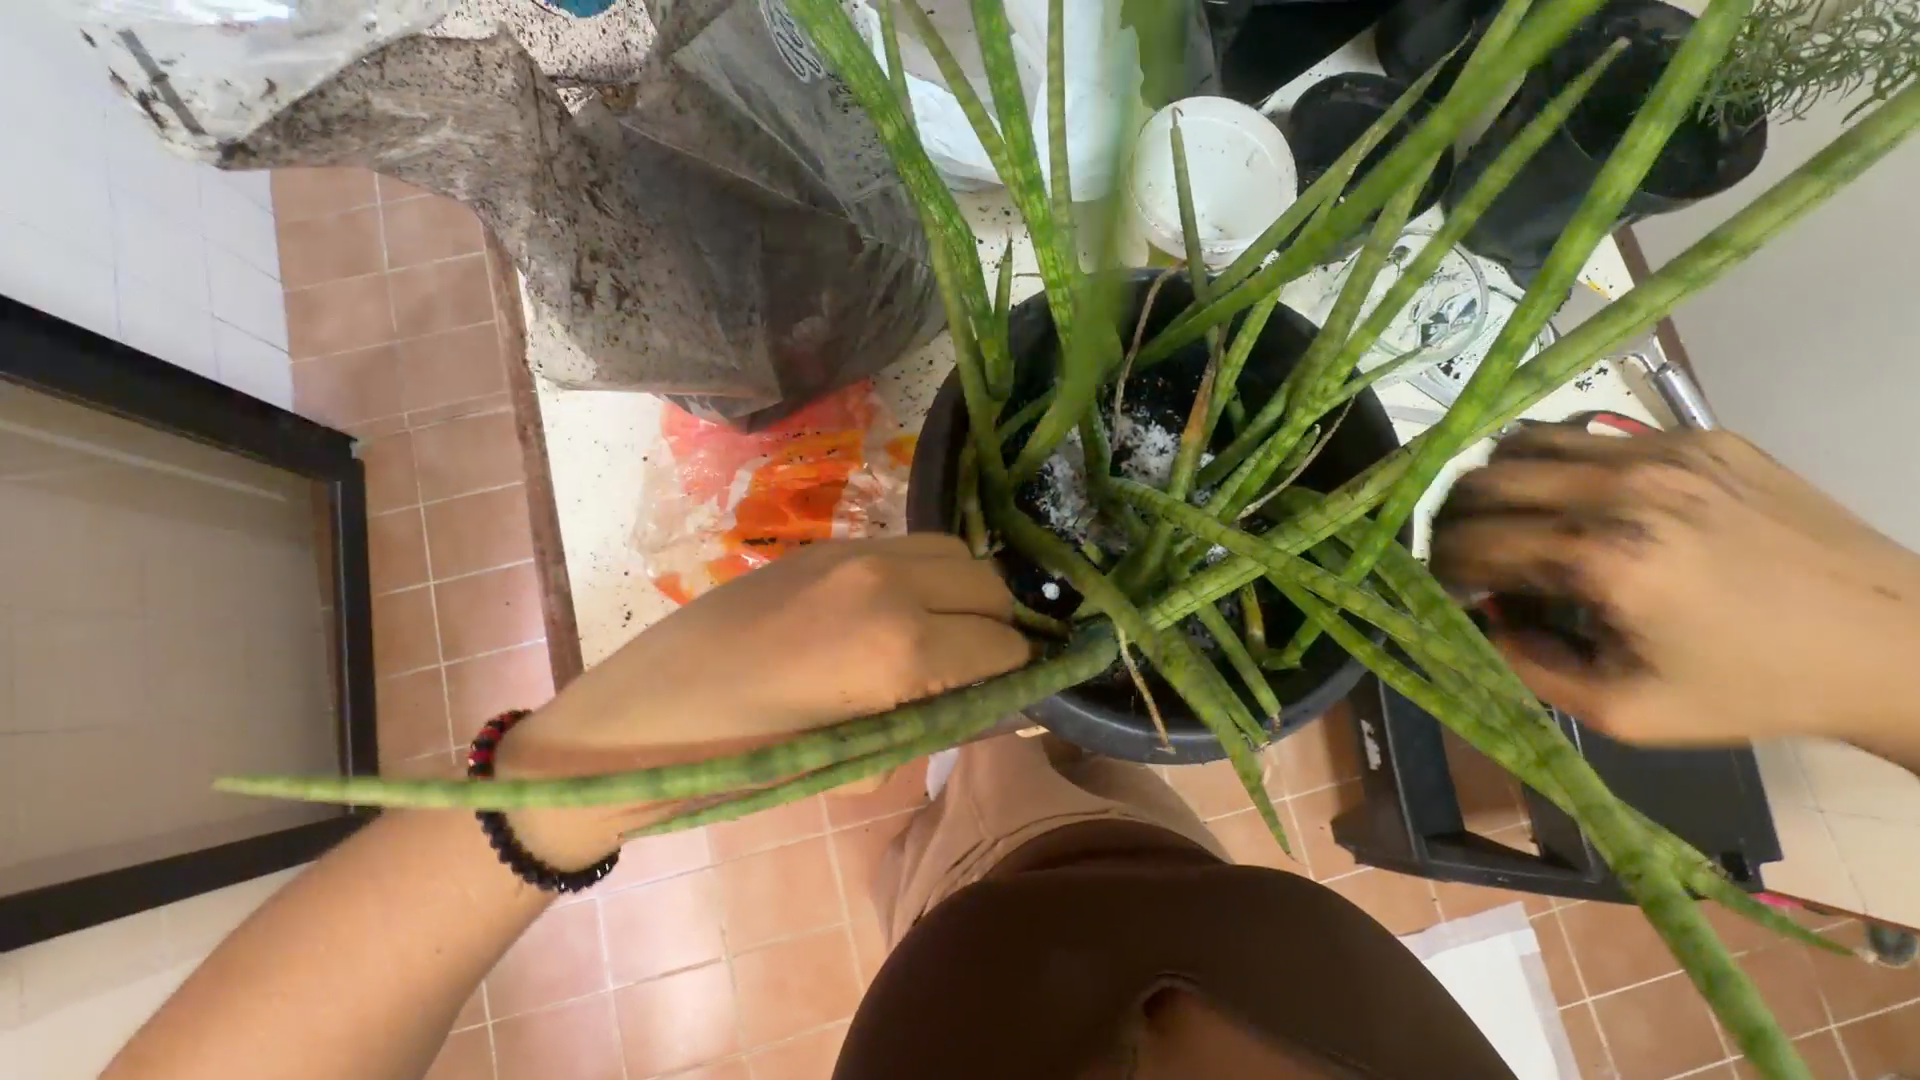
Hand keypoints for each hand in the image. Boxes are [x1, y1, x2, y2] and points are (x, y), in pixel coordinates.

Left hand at [496, 536, 1030, 865]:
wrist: (641, 718)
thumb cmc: (744, 764)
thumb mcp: (853, 764)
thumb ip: (928, 725)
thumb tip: (976, 701)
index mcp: (899, 647)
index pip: (1003, 645)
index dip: (1016, 674)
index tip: (1006, 693)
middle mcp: (887, 582)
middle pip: (988, 584)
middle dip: (996, 625)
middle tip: (976, 664)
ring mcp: (851, 553)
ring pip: (951, 551)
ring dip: (962, 591)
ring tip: (939, 631)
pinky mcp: (821, 545)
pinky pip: (901, 547)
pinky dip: (919, 576)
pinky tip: (888, 612)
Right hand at [1429, 426, 1919, 752]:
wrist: (1898, 643)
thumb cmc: (1752, 688)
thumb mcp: (1623, 712)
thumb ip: (1525, 666)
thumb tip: (1479, 616)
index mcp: (1605, 560)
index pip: (1469, 544)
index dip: (1439, 570)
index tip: (1447, 591)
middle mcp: (1624, 490)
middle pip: (1480, 482)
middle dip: (1453, 523)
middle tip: (1465, 557)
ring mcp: (1665, 452)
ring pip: (1523, 442)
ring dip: (1497, 484)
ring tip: (1511, 521)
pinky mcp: (1699, 437)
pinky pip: (1588, 435)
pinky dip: (1557, 466)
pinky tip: (1580, 504)